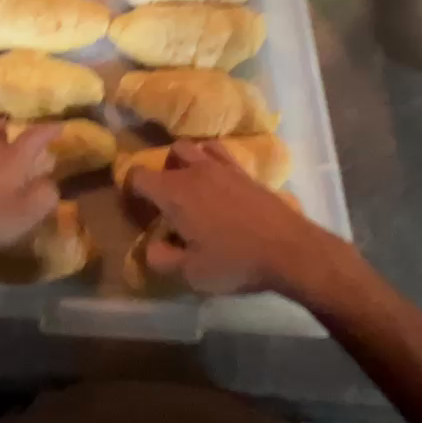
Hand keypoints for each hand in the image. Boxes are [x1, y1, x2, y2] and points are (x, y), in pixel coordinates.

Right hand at [127, 140, 361, 304]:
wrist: (290, 250)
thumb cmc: (235, 262)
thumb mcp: (191, 274)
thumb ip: (161, 259)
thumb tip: (151, 247)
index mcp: (173, 191)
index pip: (137, 175)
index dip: (131, 191)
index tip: (138, 211)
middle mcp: (193, 170)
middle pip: (167, 156)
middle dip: (161, 174)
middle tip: (168, 203)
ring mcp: (221, 166)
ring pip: (193, 148)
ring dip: (186, 163)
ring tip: (192, 187)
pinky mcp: (244, 171)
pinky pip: (219, 153)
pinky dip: (211, 161)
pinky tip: (218, 183)